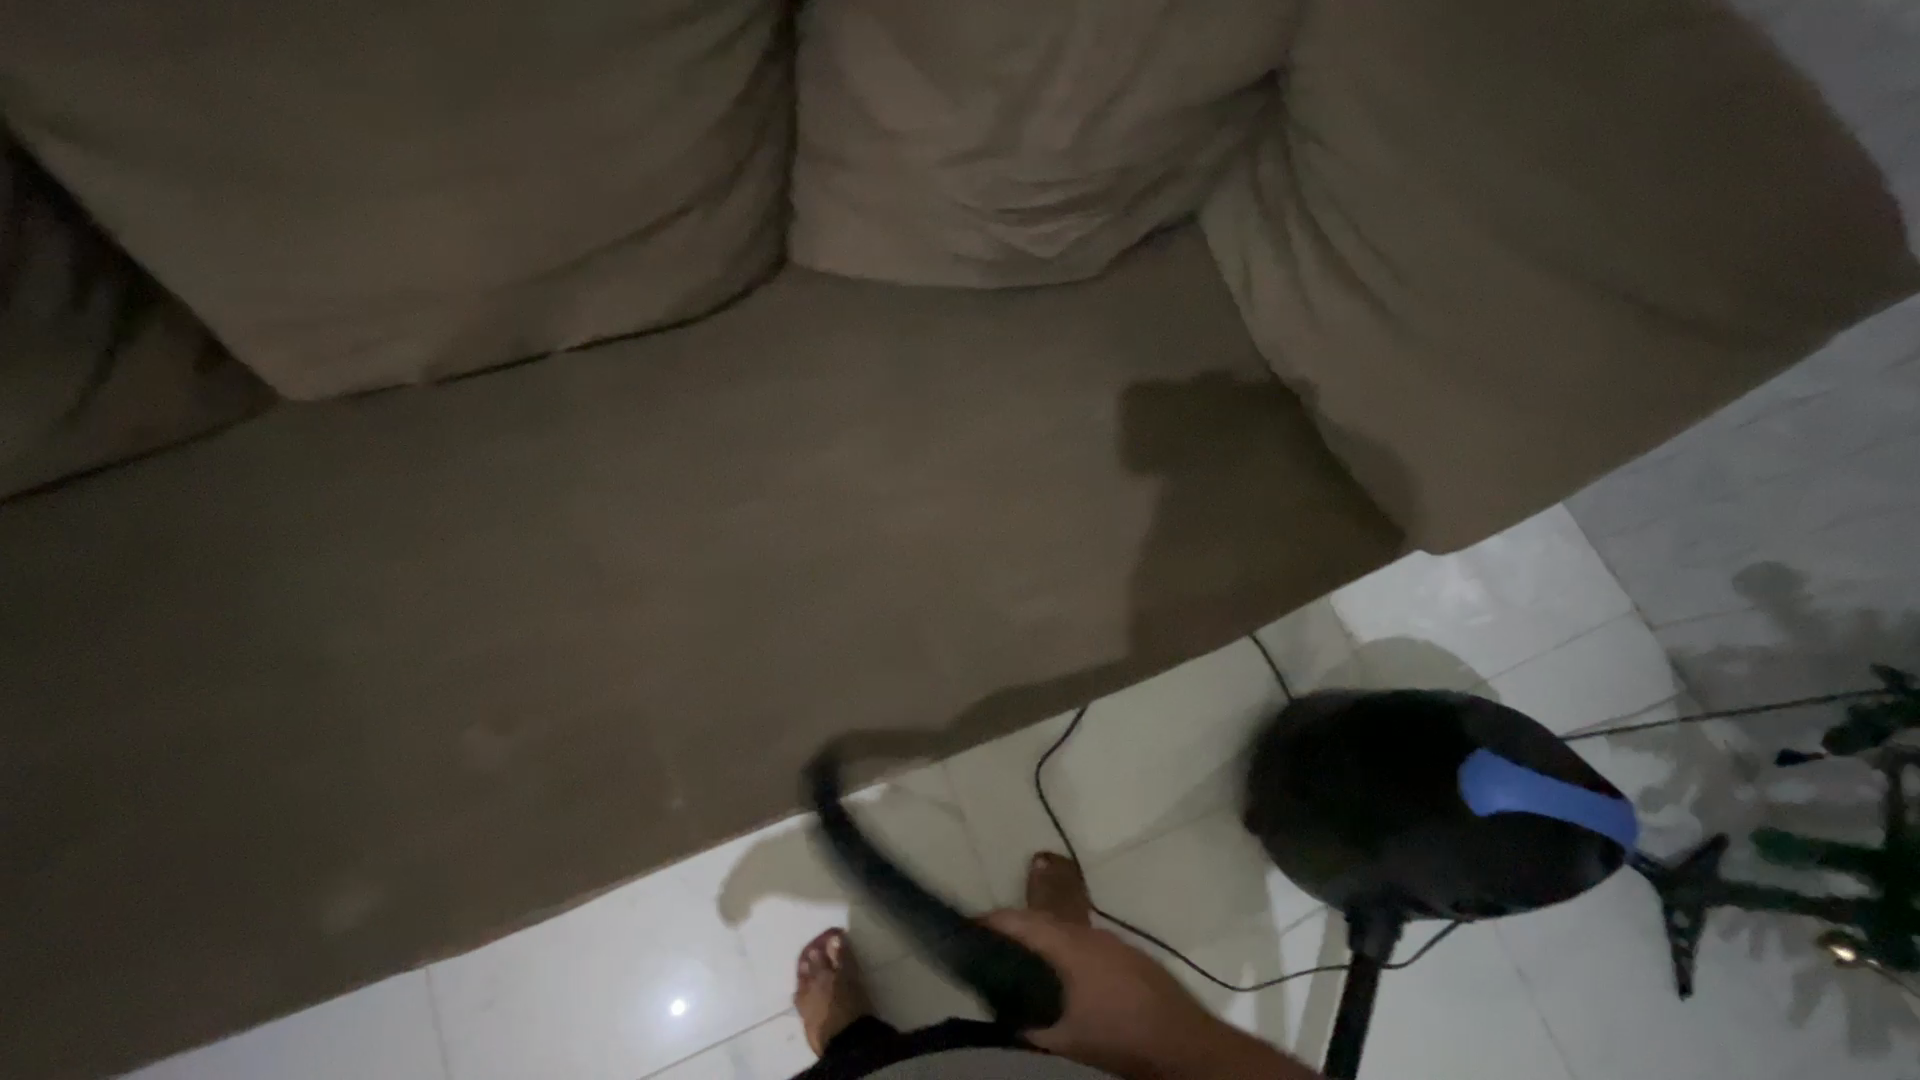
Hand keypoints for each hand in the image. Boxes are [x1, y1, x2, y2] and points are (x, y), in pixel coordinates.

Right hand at [982, 908, 1284, 1079]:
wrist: (1190, 1048)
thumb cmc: (1121, 1038)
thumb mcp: (1063, 1043)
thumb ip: (1026, 1028)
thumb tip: (997, 1020)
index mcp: (1069, 946)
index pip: (1019, 921)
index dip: (989, 922)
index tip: (964, 930)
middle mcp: (1091, 934)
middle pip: (1041, 922)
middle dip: (1012, 931)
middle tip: (986, 950)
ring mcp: (1116, 945)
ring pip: (1066, 933)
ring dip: (1042, 944)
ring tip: (1020, 967)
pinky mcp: (1133, 960)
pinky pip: (1087, 947)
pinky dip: (1066, 956)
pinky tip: (1065, 982)